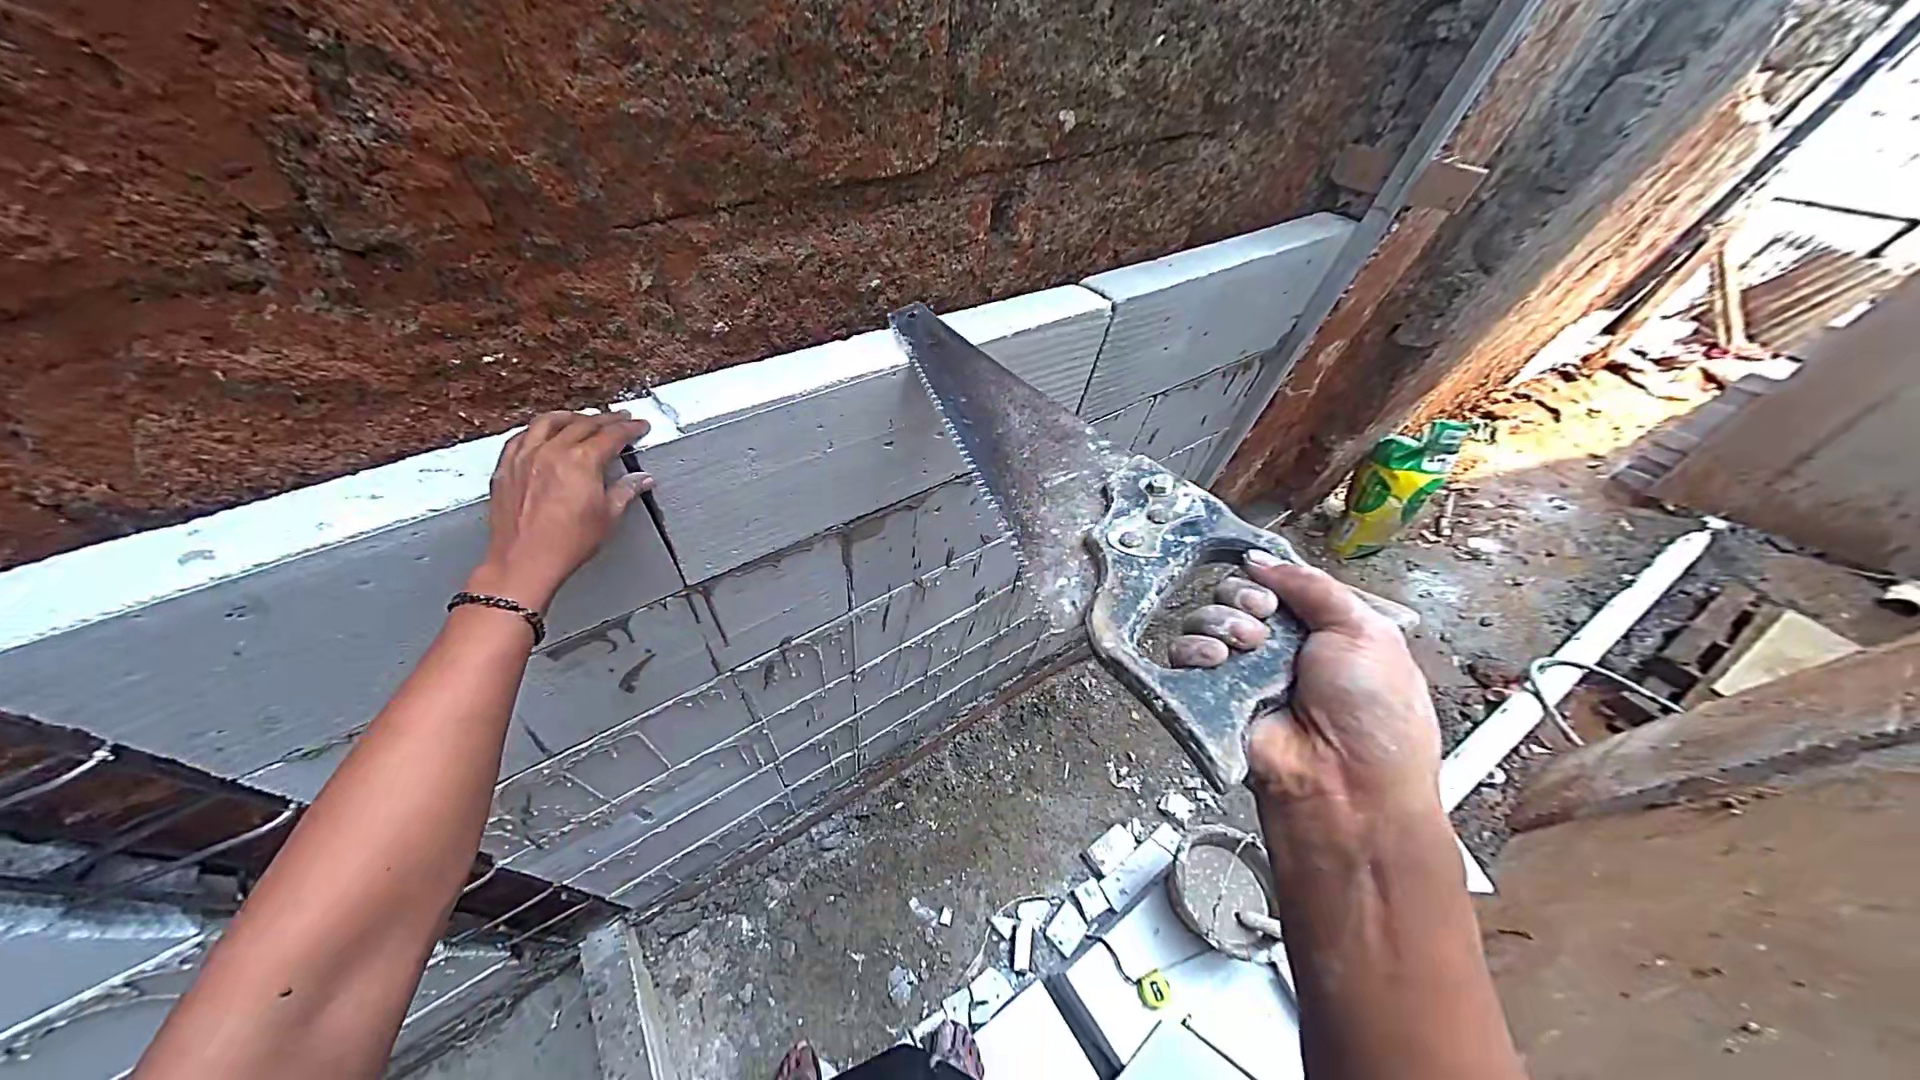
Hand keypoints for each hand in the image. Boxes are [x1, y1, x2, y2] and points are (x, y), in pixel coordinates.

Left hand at [465, 410, 655, 610]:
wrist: (524, 561)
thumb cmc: (564, 544)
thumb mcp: (608, 516)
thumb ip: (625, 491)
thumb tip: (639, 480)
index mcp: (581, 462)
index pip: (611, 435)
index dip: (629, 428)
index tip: (638, 426)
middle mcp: (550, 453)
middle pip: (582, 423)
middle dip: (605, 419)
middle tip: (619, 419)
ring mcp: (524, 458)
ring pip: (548, 422)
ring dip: (570, 416)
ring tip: (581, 417)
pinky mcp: (506, 468)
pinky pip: (521, 437)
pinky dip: (536, 430)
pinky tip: (542, 433)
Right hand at [1169, 552, 1440, 813]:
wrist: (1347, 785)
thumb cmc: (1375, 719)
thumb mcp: (1366, 631)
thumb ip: (1313, 585)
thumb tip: (1262, 559)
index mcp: (1318, 629)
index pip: (1274, 583)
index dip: (1267, 577)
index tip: (1271, 587)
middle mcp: (1276, 648)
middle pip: (1234, 595)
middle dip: (1243, 598)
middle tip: (1262, 619)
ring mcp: (1242, 672)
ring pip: (1206, 620)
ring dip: (1221, 623)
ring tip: (1246, 647)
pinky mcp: (1210, 694)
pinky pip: (1184, 655)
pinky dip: (1194, 649)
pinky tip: (1217, 659)